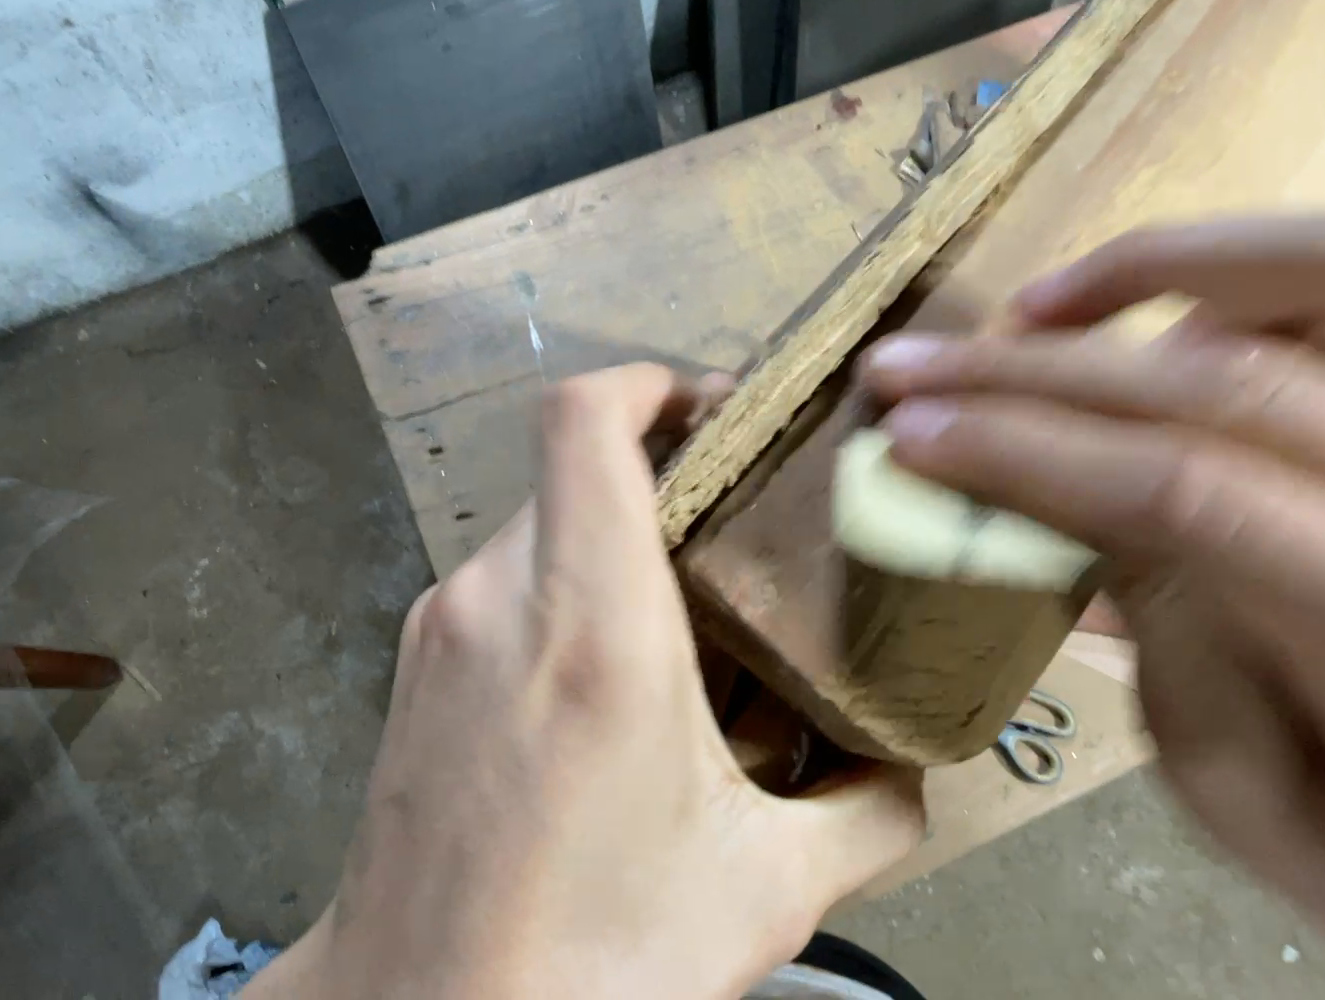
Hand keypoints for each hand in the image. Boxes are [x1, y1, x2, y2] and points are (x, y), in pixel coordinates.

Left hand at [252, 365, 923, 999]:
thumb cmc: (588, 957)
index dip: (648, 382)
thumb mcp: (759, 888)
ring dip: (610, 536)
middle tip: (730, 520)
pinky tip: (601, 665)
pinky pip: (503, 577)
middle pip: (575, 467)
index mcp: (591, 627)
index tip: (709, 404)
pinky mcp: (416, 654)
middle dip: (658, 473)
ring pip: (540, 522)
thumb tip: (909, 768)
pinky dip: (561, 584)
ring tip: (676, 606)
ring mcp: (443, 620)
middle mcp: (499, 597)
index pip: (586, 423)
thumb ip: (865, 811)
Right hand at [855, 206, 1324, 999]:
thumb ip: (1158, 643)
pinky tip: (1145, 325)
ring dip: (1159, 270)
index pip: (1193, 496)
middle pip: (1235, 382)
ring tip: (1033, 310)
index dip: (1026, 452)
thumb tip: (1059, 499)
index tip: (906, 438)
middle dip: (1033, 368)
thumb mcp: (1246, 799)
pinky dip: (1238, 274)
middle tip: (910, 366)